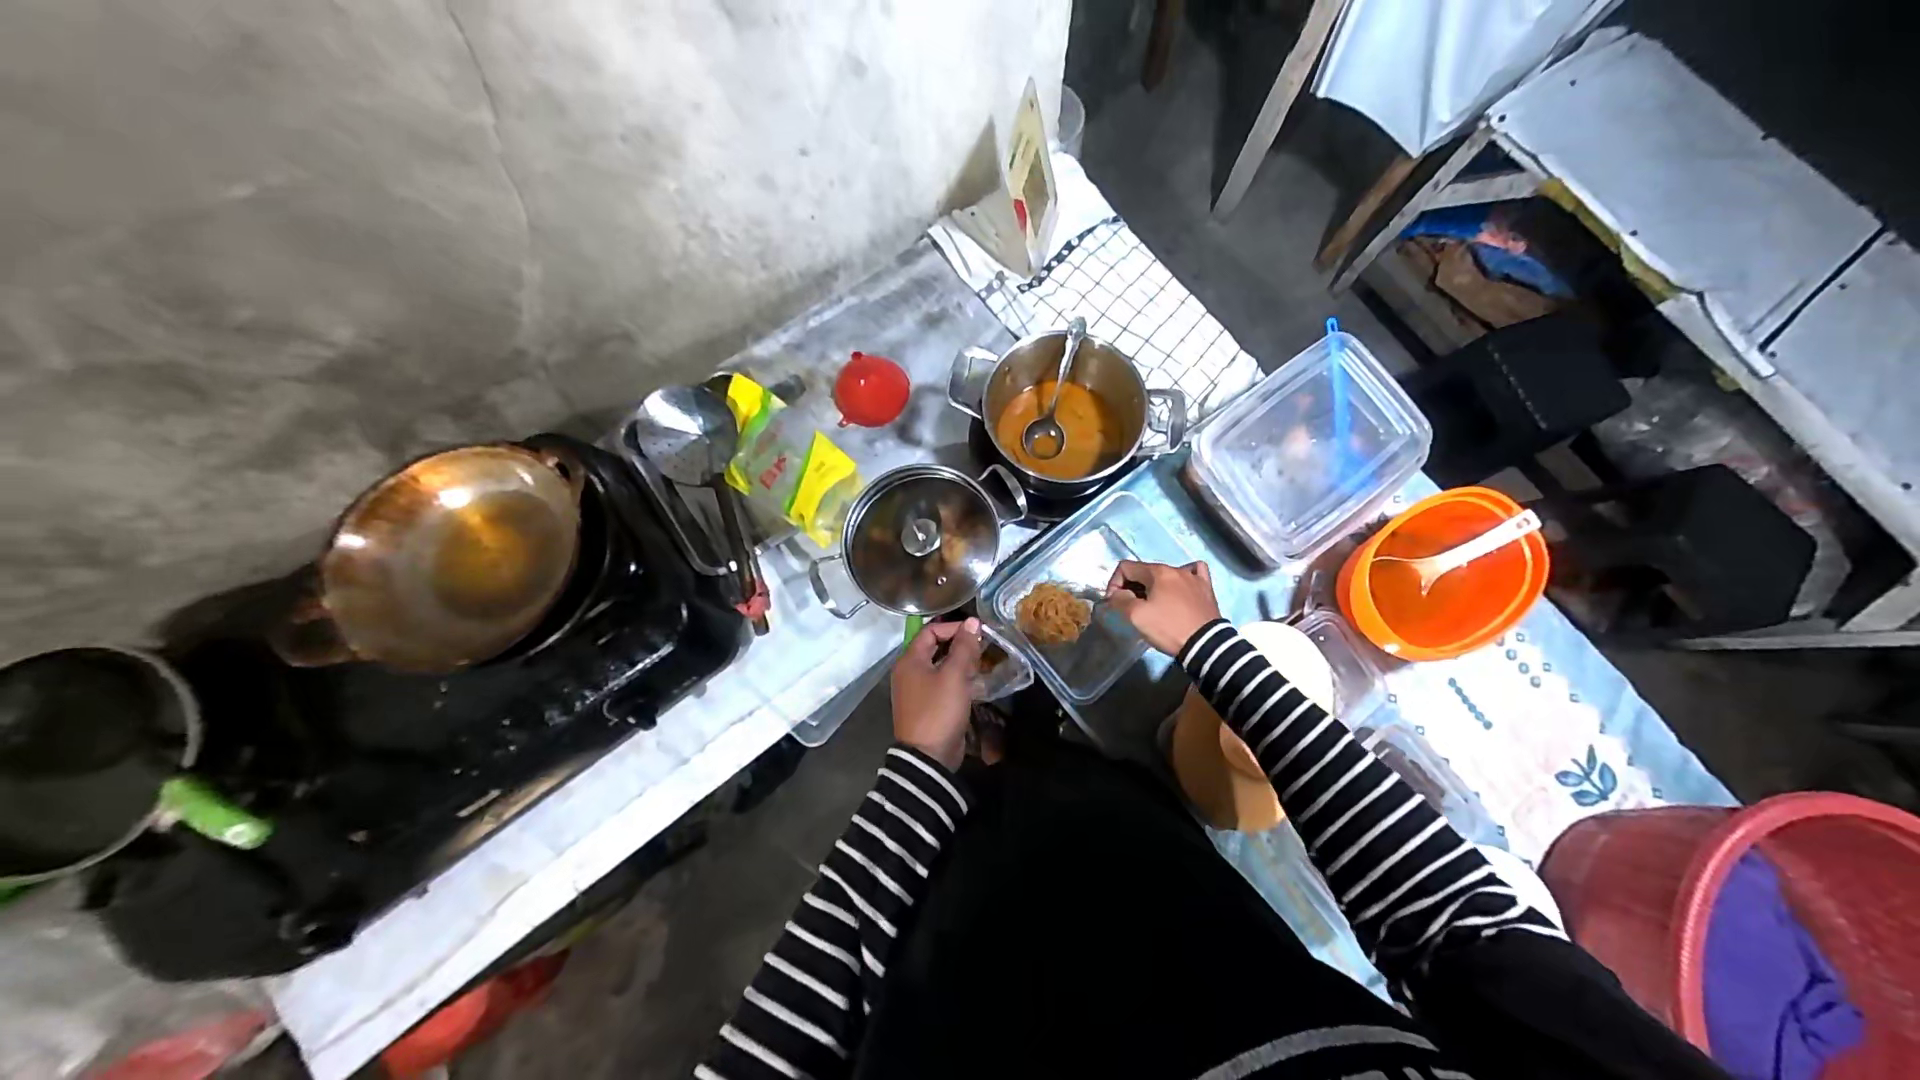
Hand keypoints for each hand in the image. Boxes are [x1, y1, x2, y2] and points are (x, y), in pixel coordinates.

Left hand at [891, 617, 982, 769]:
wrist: (928, 757)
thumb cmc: (939, 710)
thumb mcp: (954, 676)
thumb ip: (964, 647)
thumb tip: (972, 622)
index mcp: (909, 660)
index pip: (930, 630)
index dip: (954, 628)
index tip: (977, 633)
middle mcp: (908, 672)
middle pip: (934, 648)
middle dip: (959, 646)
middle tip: (982, 649)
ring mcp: (916, 690)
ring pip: (940, 667)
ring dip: (960, 664)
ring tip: (981, 665)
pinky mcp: (926, 706)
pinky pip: (941, 684)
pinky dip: (957, 680)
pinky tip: (975, 683)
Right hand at [1106, 559, 1221, 655]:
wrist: (1206, 645)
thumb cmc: (1169, 628)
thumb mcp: (1136, 616)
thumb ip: (1120, 600)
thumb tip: (1117, 594)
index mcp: (1158, 572)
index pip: (1126, 567)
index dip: (1114, 583)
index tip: (1115, 602)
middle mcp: (1177, 569)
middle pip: (1145, 571)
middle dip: (1132, 587)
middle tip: (1130, 607)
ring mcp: (1194, 578)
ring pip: (1166, 575)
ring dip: (1153, 586)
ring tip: (1153, 603)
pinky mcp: (1206, 589)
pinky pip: (1193, 574)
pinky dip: (1182, 579)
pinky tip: (1181, 588)